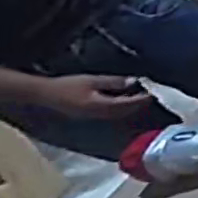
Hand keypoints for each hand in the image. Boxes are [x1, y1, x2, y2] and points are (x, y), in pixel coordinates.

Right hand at [31, 74, 156, 116]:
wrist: (45, 94)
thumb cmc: (68, 85)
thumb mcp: (93, 80)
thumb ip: (113, 82)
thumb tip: (134, 81)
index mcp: (99, 105)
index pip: (125, 104)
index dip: (139, 100)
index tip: (151, 95)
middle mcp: (97, 114)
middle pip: (123, 111)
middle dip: (137, 105)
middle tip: (150, 97)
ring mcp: (92, 116)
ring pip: (117, 114)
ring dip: (130, 108)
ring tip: (140, 99)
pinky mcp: (88, 115)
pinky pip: (110, 113)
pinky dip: (120, 108)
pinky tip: (123, 101)